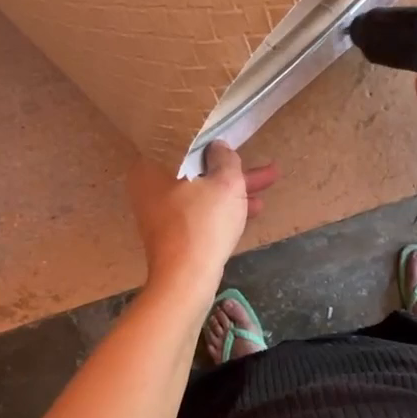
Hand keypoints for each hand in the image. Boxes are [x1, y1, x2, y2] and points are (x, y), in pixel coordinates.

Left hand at [126, 142, 278, 290]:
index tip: (234, 139)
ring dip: (232, 189)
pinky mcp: (168, 232)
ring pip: (200, 190)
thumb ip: (226, 158)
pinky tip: (252, 209)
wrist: (185, 278)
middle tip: (262, 165)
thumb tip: (218, 147)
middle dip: (232, 169)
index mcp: (152, 164)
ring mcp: (157, 211)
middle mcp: (148, 184)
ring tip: (268, 183)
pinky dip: (219, 207)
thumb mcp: (225, 182)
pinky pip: (196, 210)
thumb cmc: (203, 222)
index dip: (213, 139)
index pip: (184, 140)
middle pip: (196, 168)